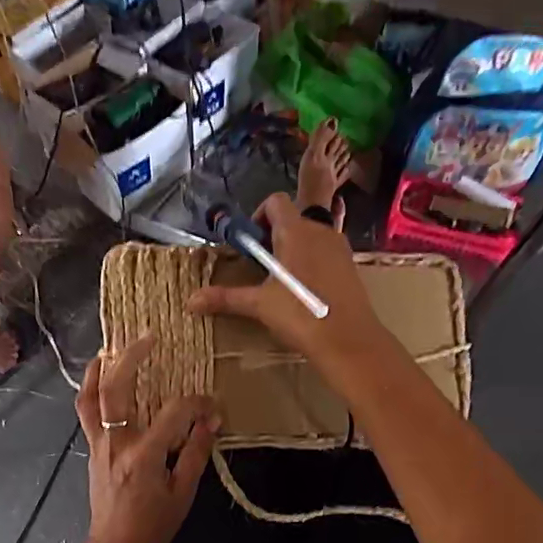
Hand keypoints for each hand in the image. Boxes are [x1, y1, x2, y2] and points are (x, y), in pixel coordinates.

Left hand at [73, 333, 218, 542]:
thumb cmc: (153, 526)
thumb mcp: (183, 493)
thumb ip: (196, 453)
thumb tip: (212, 420)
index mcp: (144, 456)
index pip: (174, 413)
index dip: (197, 403)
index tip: (212, 404)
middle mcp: (116, 443)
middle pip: (117, 389)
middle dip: (131, 358)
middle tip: (148, 338)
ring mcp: (99, 444)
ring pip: (91, 396)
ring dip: (100, 368)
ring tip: (112, 347)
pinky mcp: (92, 448)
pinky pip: (86, 411)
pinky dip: (91, 389)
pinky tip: (102, 376)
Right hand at [186, 192, 392, 369]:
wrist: (349, 341)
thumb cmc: (301, 315)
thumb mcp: (259, 305)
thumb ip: (226, 298)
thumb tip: (191, 300)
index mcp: (296, 231)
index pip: (275, 202)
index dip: (258, 216)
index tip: (251, 244)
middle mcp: (321, 231)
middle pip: (293, 220)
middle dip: (274, 238)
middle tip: (262, 268)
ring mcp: (340, 248)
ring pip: (311, 237)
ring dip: (294, 251)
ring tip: (283, 283)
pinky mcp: (351, 267)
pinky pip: (326, 254)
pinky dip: (312, 264)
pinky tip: (306, 294)